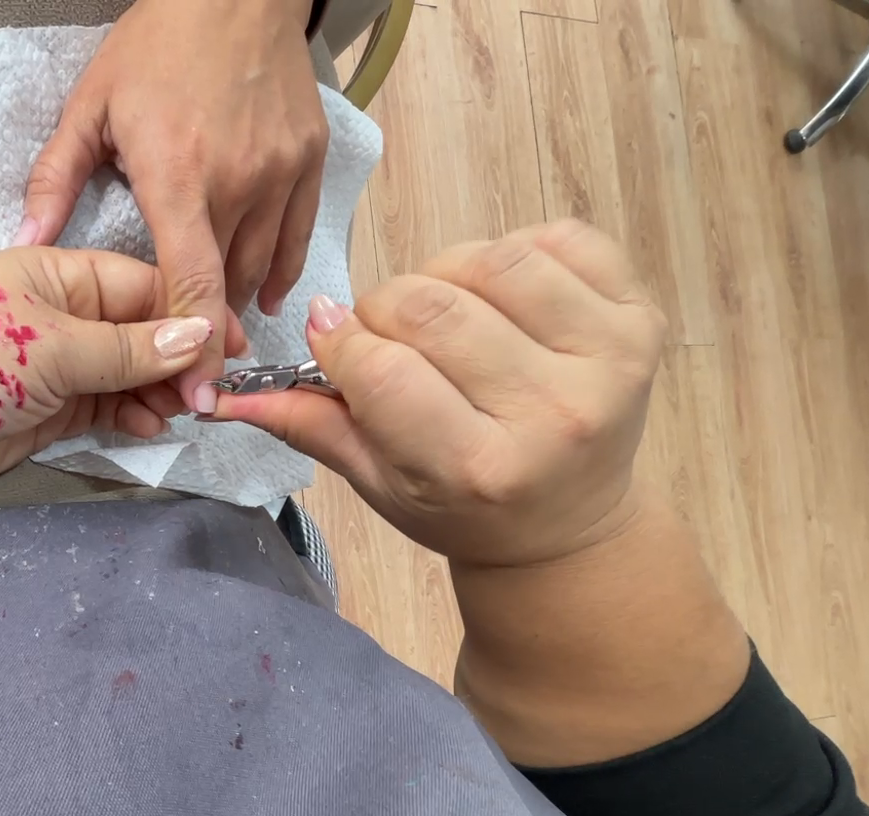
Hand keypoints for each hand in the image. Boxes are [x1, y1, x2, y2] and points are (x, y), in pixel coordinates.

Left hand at [0, 246, 247, 491]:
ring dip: (157, 392)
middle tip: (212, 393)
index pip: (144, 287)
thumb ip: (125, 348)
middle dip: (177, 360)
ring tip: (183, 413)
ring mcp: (58, 364)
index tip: (228, 350)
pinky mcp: (49, 408)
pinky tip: (151, 426)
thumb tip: (197, 334)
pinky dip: (130, 415)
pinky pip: (104, 406)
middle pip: (141, 332)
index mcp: (61, 274)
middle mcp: (65, 315)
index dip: (189, 316)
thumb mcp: (50, 346)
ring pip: (127, 373)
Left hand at [20, 0, 328, 414]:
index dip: (193, 347)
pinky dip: (275, 275)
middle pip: (226, 290)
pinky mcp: (309, 161)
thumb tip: (25, 245)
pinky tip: (258, 299)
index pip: (190, 283)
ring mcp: (281, 172)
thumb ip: (55, 182)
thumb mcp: (89, 107)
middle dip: (207, 339)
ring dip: (233, 309)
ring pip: (259, 270)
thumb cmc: (155, 46)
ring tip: (211, 337)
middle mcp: (238, 182)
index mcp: (177, 177)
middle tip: (185, 373)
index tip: (197, 397)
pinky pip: (295, 240)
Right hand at [210, 220, 667, 567]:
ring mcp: (610, 358)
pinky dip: (505, 254)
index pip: (384, 371)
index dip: (339, 343)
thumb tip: (225, 395)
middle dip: (381, 309)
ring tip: (431, 315)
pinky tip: (490, 296)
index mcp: (476, 466)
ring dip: (437, 276)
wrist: (564, 524)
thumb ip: (308, 427)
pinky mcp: (644, 317)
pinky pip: (558, 238)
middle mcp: (553, 412)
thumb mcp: (373, 483)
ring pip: (490, 261)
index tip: (326, 341)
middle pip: (432, 308)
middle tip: (377, 334)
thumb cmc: (454, 511)